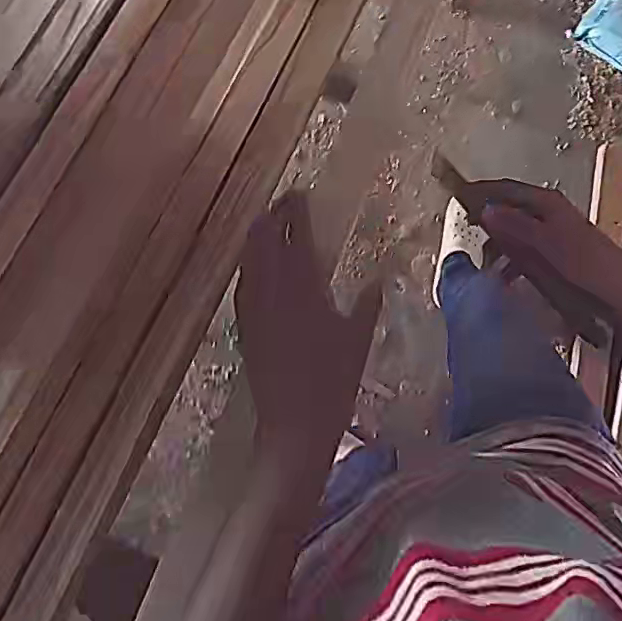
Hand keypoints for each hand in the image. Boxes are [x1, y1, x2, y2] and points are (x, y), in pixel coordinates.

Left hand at [235, 193, 382, 458]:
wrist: (293, 426)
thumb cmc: (333, 381)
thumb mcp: (358, 340)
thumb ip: (367, 304)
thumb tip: (377, 278)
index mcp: (303, 288)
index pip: (295, 236)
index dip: (295, 211)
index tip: (300, 194)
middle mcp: (273, 290)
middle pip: (264, 239)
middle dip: (272, 215)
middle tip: (284, 204)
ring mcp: (254, 308)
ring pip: (249, 259)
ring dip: (257, 235)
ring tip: (269, 223)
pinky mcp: (244, 326)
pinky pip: (244, 282)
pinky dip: (250, 263)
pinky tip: (256, 265)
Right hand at [466, 179, 621, 338]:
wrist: (621, 297)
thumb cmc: (584, 266)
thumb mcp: (543, 244)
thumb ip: (514, 226)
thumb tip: (485, 210)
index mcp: (547, 203)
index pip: (507, 189)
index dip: (482, 191)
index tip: (459, 196)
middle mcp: (551, 213)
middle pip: (511, 208)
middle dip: (489, 219)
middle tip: (468, 229)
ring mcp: (556, 234)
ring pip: (517, 232)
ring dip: (500, 244)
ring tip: (487, 262)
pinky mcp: (560, 255)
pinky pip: (527, 251)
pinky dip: (513, 261)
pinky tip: (506, 277)